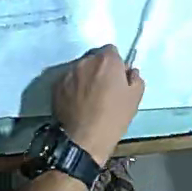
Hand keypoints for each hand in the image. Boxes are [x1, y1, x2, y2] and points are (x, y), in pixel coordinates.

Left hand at [53, 45, 143, 165]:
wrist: (84, 139)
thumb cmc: (113, 117)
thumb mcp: (135, 98)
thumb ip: (135, 78)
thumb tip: (129, 72)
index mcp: (107, 60)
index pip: (112, 50)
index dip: (115, 64)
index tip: (117, 78)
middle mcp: (85, 61)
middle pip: (94, 58)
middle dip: (99, 68)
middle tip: (104, 87)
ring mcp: (68, 72)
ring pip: (80, 69)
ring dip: (85, 77)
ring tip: (89, 96)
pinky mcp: (56, 85)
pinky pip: (68, 80)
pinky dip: (73, 87)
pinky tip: (77, 102)